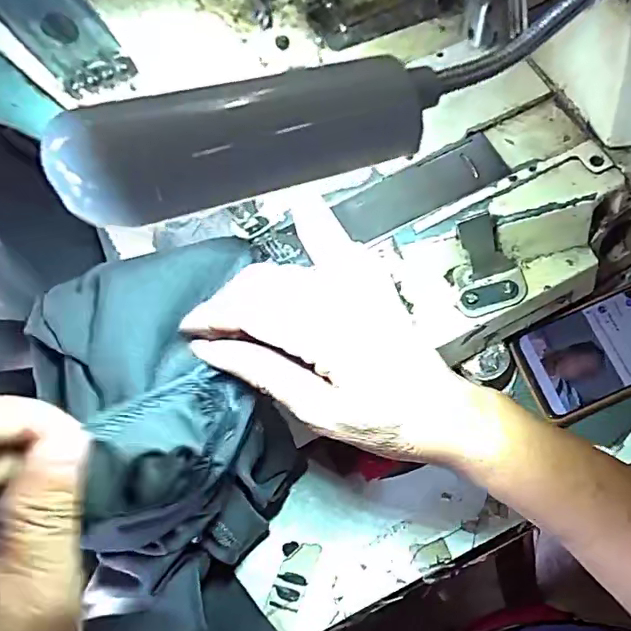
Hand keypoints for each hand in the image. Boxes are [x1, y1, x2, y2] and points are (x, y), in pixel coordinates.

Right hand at [180, 260, 503, 464]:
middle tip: (207, 330)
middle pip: (263, 284)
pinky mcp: (373, 285)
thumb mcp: (321, 413)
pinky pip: (336, 247)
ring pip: (286, 269)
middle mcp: (342, 298)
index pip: (251, 309)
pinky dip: (316, 228)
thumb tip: (213, 349)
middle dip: (226, 303)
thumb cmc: (389, 422)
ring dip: (252, 285)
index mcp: (328, 332)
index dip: (212, 316)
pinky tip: (303, 209)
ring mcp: (360, 286)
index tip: (189, 330)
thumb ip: (266, 374)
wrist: (442, 411)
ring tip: (232, 309)